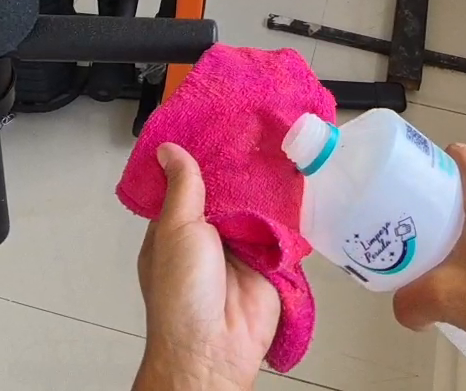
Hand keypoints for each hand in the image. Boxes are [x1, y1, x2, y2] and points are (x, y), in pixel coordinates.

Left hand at [134, 144, 281, 390]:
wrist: (217, 347)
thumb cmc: (182, 292)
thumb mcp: (174, 230)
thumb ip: (181, 188)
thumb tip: (168, 148)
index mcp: (177, 226)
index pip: (189, 181)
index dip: (200, 153)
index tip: (215, 118)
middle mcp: (209, 232)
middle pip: (226, 188)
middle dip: (238, 163)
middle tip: (255, 121)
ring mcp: (240, 243)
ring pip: (254, 202)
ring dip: (264, 181)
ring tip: (279, 135)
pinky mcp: (270, 255)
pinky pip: (281, 224)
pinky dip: (288, 204)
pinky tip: (297, 172)